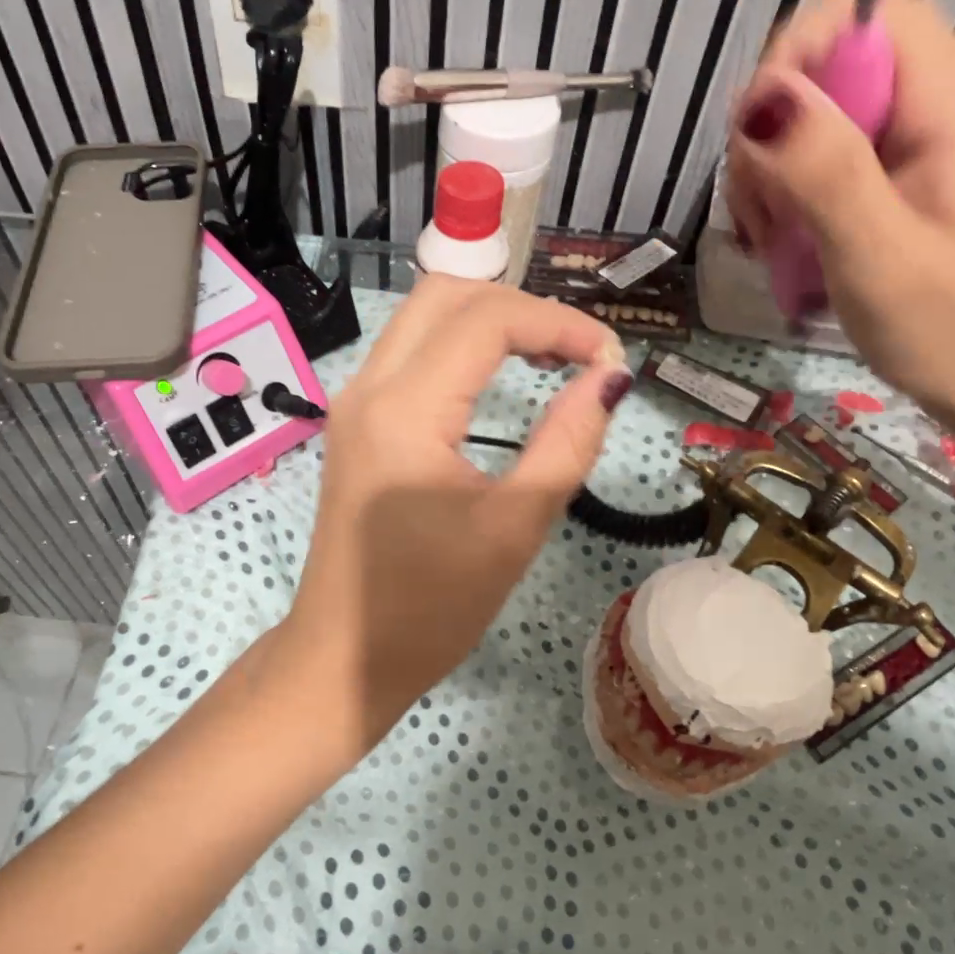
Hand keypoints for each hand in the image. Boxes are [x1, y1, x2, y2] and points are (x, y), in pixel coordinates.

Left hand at [285, 277, 631, 746]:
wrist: (343, 658)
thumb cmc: (429, 607)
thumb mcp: (514, 527)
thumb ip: (567, 442)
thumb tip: (610, 378)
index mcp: (403, 410)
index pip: (487, 319)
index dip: (559, 325)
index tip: (611, 363)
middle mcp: (368, 387)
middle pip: (447, 295)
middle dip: (522, 307)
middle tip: (577, 353)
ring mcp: (354, 402)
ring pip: (424, 318)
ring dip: (490, 320)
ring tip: (552, 359)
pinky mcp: (355, 423)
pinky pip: (410, 353)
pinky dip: (461, 347)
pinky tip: (501, 377)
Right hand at [722, 0, 954, 436]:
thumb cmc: (950, 330)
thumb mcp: (878, 256)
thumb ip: (824, 170)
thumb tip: (761, 98)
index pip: (859, 12)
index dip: (792, 60)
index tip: (757, 144)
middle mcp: (950, 92)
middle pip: (828, 60)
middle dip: (771, 131)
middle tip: (761, 214)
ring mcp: (930, 126)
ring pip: (818, 104)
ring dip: (773, 166)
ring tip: (772, 236)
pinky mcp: (912, 159)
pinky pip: (829, 140)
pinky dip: (792, 184)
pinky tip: (789, 236)